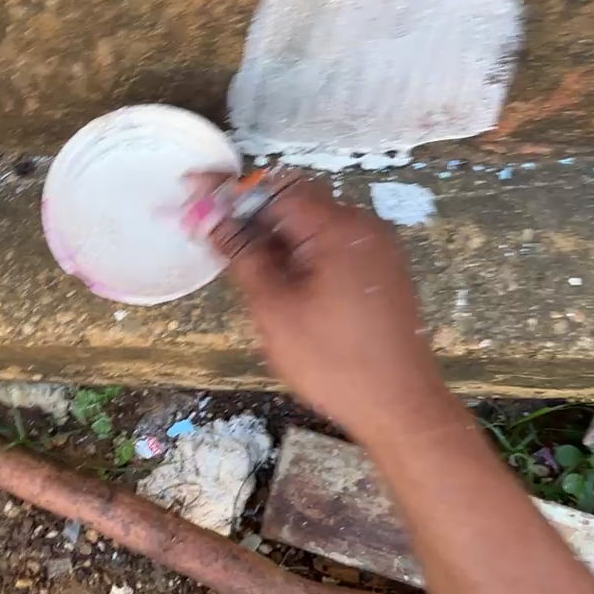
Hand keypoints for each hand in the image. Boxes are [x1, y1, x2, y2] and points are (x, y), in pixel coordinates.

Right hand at [193, 173, 448, 438]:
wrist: (399, 405)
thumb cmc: (331, 360)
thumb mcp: (274, 308)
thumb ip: (243, 255)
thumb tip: (213, 219)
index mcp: (337, 227)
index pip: (274, 189)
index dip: (231, 193)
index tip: (195, 196)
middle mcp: (363, 225)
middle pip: (296, 200)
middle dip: (252, 214)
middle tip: (217, 237)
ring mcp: (379, 246)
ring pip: (315, 223)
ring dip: (276, 235)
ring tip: (247, 266)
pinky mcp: (383, 269)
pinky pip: (334, 243)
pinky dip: (303, 251)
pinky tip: (282, 280)